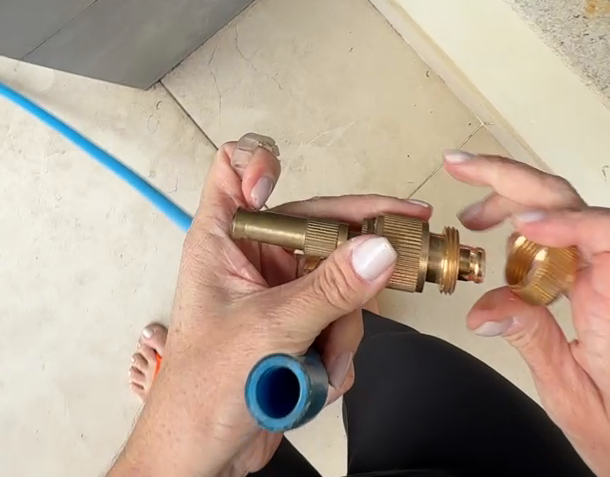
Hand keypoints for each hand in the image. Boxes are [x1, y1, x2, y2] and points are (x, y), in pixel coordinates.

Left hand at [112, 134, 427, 476]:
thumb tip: (380, 249)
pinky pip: (341, 314)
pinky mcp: (300, 321)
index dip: (258, 162)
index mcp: (225, 239)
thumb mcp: (270, 332)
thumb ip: (329, 290)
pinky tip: (318, 378)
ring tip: (323, 362)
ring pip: (338, 275)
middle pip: (316, 223)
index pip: (234, 168)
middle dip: (354, 248)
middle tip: (407, 233)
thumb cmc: (203, 391)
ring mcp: (280, 288)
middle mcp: (254, 255)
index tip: (278, 184)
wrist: (202, 460)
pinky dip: (337, 348)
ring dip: (341, 324)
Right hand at [447, 152, 609, 476]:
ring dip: (516, 194)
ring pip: (568, 208)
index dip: (573, 219)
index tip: (523, 225)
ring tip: (471, 210)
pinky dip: (525, 223)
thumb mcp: (581, 409)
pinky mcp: (603, 280)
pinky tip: (499, 236)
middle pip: (578, 203)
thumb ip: (535, 347)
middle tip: (462, 169)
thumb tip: (483, 308)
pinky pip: (566, 233)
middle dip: (515, 178)